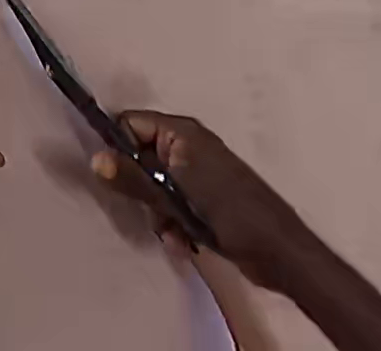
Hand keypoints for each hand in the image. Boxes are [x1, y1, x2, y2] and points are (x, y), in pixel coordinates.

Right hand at [92, 110, 316, 290]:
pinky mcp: (207, 195)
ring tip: (171, 232)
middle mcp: (187, 144)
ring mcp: (199, 170)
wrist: (285, 256)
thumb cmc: (229, 214)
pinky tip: (183, 241)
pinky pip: (174, 199)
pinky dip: (173, 219)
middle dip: (141, 188)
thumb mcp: (174, 196)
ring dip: (157, 210)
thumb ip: (133, 177)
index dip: (118, 148)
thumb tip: (94, 160)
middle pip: (140, 155)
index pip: (130, 123)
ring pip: (155, 182)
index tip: (116, 176)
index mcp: (180, 131)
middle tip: (149, 210)